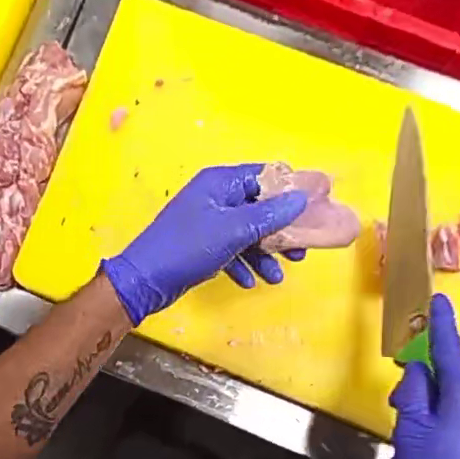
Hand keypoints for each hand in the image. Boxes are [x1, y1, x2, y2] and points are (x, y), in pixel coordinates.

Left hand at [99, 164, 309, 324]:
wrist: (145, 281)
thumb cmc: (187, 249)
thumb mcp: (233, 231)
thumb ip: (269, 215)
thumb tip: (301, 198)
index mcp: (220, 183)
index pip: (265, 177)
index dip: (291, 192)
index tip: (315, 209)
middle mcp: (214, 198)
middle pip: (258, 208)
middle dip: (281, 231)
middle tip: (301, 250)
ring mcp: (205, 223)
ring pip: (245, 233)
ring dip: (264, 254)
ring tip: (278, 276)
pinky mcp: (199, 248)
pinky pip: (229, 251)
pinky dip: (241, 264)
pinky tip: (249, 281)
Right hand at [389, 295, 459, 458]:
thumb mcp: (412, 431)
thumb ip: (412, 394)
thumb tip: (417, 371)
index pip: (449, 349)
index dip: (440, 325)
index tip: (437, 302)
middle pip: (446, 379)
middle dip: (420, 388)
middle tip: (399, 411)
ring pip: (450, 401)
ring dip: (426, 412)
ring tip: (411, 444)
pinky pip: (459, 419)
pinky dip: (438, 426)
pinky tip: (425, 452)